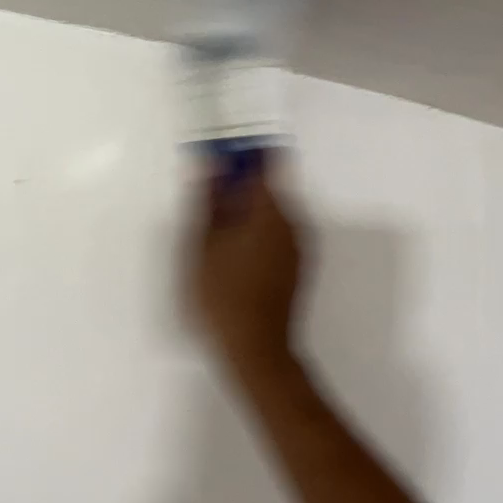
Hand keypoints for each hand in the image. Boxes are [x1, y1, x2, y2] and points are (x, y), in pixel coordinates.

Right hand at [185, 160, 305, 369]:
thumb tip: (209, 161)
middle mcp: (294, 222)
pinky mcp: (297, 267)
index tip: (220, 158)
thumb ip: (207, 199)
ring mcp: (299, 247)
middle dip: (242, 185)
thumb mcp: (202, 244)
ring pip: (274, 213)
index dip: (243, 155)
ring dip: (249, 211)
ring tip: (216, 231)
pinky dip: (258, 233)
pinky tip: (234, 254)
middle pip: (271, 187)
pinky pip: (278, 235)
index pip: (266, 162)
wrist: (256, 348)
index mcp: (271, 210)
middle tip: (209, 198)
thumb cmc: (223, 294)